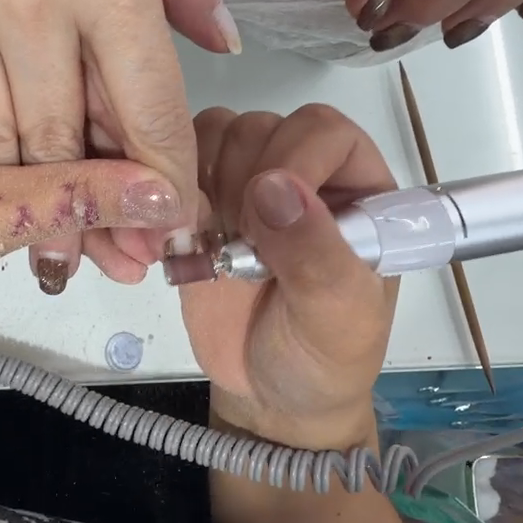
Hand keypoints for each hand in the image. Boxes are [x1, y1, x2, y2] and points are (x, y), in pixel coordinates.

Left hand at [0, 63, 186, 322]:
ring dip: (104, 211)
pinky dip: (74, 216)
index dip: (140, 150)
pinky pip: (47, 179)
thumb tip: (164, 196)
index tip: (176, 208)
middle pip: (84, 126)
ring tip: (135, 264)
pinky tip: (106, 252)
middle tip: (159, 249)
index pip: (87, 91)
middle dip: (128, 189)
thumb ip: (70, 198)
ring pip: (69, 156)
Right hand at [178, 105, 398, 446]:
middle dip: (240, 181)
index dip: (291, 160)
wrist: (267, 395)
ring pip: (213, 136)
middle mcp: (301, 174)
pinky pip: (176, 163)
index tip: (266, 220)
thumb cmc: (321, 359)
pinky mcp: (202, 203)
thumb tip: (276, 186)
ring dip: (201, 183)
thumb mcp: (338, 321)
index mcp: (356, 190)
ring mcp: (246, 185)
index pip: (324, 131)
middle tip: (238, 244)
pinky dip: (166, 190)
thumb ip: (317, 256)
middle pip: (260, 127)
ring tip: (209, 241)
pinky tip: (178, 237)